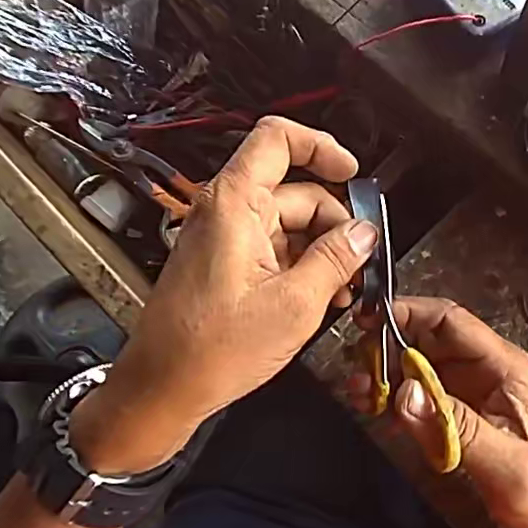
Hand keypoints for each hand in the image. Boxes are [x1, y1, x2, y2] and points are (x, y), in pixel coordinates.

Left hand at [72, 117, 378, 472]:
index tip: (350, 171)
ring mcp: (226, 237)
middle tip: (360, 256)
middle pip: (297, 190)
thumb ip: (337, 259)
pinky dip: (303, 263)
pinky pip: (276, 246)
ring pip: (291, 221)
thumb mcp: (295, 304)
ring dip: (323, 248)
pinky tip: (322, 294)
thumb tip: (364, 233)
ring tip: (343, 286)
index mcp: (233, 205)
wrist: (164, 389)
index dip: (321, 146)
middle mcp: (225, 212)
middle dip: (335, 221)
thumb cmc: (207, 351)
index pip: (277, 138)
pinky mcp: (228, 260)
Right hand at [344, 298, 527, 527]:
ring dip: (388, 372)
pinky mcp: (461, 414)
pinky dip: (396, 397)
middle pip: (429, 338)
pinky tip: (375, 408)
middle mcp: (486, 370)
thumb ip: (455, 427)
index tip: (368, 321)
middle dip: (390, 343)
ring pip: (421, 364)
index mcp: (504, 367)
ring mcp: (472, 392)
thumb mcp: (506, 464)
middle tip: (356, 363)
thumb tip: (404, 391)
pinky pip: (422, 394)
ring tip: (359, 389)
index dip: (408, 313)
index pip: (450, 321)